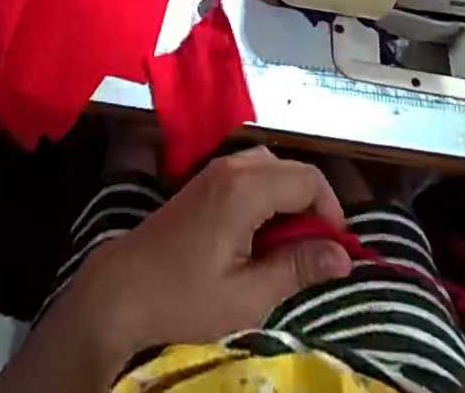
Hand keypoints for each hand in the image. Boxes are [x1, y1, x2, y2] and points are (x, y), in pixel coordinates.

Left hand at [0, 148, 353, 392]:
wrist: (120, 289)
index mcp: (245, 189)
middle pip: (291, 169)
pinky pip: (250, 172)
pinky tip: (259, 234)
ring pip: (271, 167)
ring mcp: (215, 171)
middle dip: (313, 205)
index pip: (309, 180)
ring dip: (289, 198)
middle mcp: (231, 167)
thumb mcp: (248, 296)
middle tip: (312, 252)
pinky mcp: (204, 181)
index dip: (332, 212)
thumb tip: (343, 256)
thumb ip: (297, 268)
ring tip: (287, 245)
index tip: (334, 251)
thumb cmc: (183, 297)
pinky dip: (267, 195)